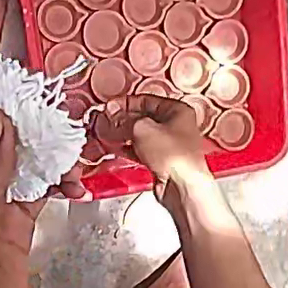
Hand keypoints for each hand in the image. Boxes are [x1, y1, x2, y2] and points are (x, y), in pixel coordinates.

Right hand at [100, 95, 214, 215]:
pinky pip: (140, 150)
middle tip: (105, 120)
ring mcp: (169, 145)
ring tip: (106, 133)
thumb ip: (123, 120)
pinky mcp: (161, 161)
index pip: (146, 100)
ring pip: (140, 135)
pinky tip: (115, 147)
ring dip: (122, 134)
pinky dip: (127, 148)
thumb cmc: (175, 156)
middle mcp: (176, 126)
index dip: (125, 103)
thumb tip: (111, 114)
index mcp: (177, 111)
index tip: (110, 107)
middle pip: (142, 117)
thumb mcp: (142, 129)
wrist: (182, 187)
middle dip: (122, 119)